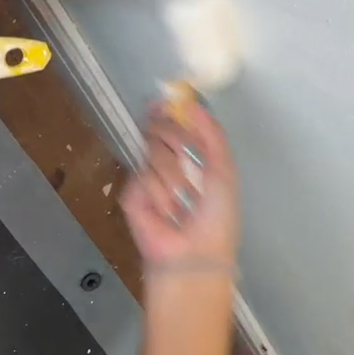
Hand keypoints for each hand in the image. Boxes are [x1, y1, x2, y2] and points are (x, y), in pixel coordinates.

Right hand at [120, 96, 239, 272]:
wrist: (194, 252)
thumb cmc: (215, 216)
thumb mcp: (223, 169)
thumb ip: (211, 134)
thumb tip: (191, 103)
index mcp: (192, 159)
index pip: (177, 126)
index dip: (171, 113)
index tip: (164, 103)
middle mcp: (168, 166)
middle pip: (161, 133)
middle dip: (171, 139)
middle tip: (185, 162)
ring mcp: (147, 180)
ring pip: (153, 154)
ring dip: (173, 177)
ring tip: (181, 202)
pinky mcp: (130, 196)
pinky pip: (142, 178)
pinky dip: (158, 193)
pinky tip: (164, 210)